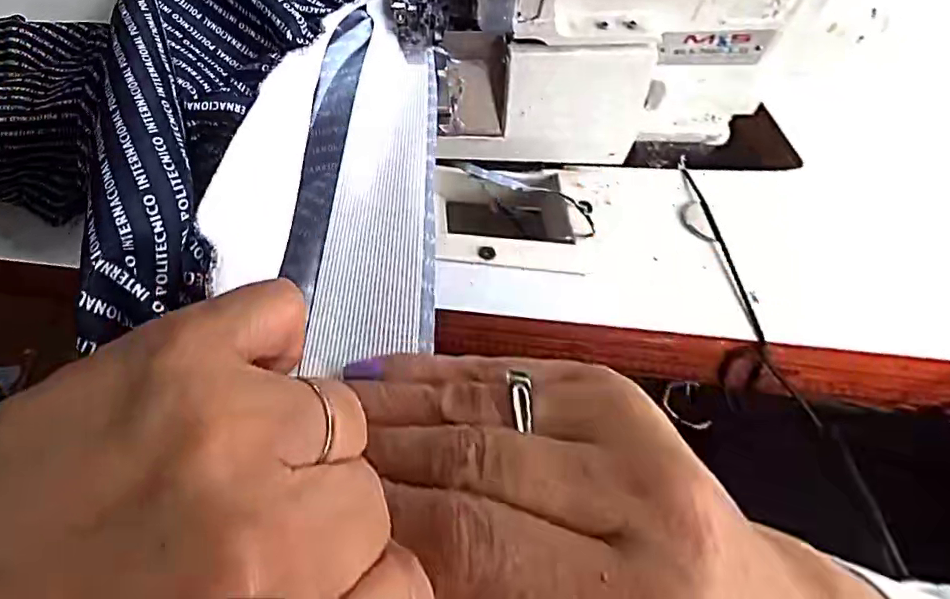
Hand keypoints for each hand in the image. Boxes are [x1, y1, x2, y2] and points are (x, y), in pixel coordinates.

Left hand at [0, 280, 430, 598]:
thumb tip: (378, 574)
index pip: (402, 579)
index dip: (364, 577)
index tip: (322, 571)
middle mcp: (255, 519)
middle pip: (365, 488)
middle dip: (323, 506)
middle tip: (260, 515)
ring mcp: (217, 413)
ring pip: (335, 403)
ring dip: (296, 429)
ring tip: (235, 447)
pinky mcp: (177, 343)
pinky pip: (282, 310)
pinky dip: (270, 340)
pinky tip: (230, 375)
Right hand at [352, 356, 874, 598]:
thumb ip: (472, 590)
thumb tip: (384, 558)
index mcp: (632, 589)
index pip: (472, 539)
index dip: (388, 525)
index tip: (329, 519)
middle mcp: (636, 494)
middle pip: (469, 462)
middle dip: (380, 459)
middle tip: (314, 456)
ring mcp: (622, 423)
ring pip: (475, 403)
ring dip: (395, 406)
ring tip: (336, 411)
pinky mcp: (605, 386)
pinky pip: (499, 372)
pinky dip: (435, 374)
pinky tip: (388, 376)